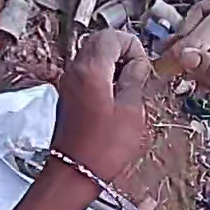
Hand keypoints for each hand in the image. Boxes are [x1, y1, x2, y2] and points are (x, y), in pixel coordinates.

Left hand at [52, 29, 151, 181]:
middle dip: (122, 51)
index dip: (132, 46)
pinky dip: (103, 75)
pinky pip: (87, 72)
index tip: (142, 67)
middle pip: (99, 42)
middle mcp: (75, 70)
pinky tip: (115, 98)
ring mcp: (68, 82)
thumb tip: (138, 64)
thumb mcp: (131, 111)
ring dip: (113, 63)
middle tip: (138, 74)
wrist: (75, 173)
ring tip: (129, 87)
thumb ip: (134, 80)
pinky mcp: (67, 95)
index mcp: (91, 70)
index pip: (111, 37)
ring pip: (92, 56)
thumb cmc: (105, 146)